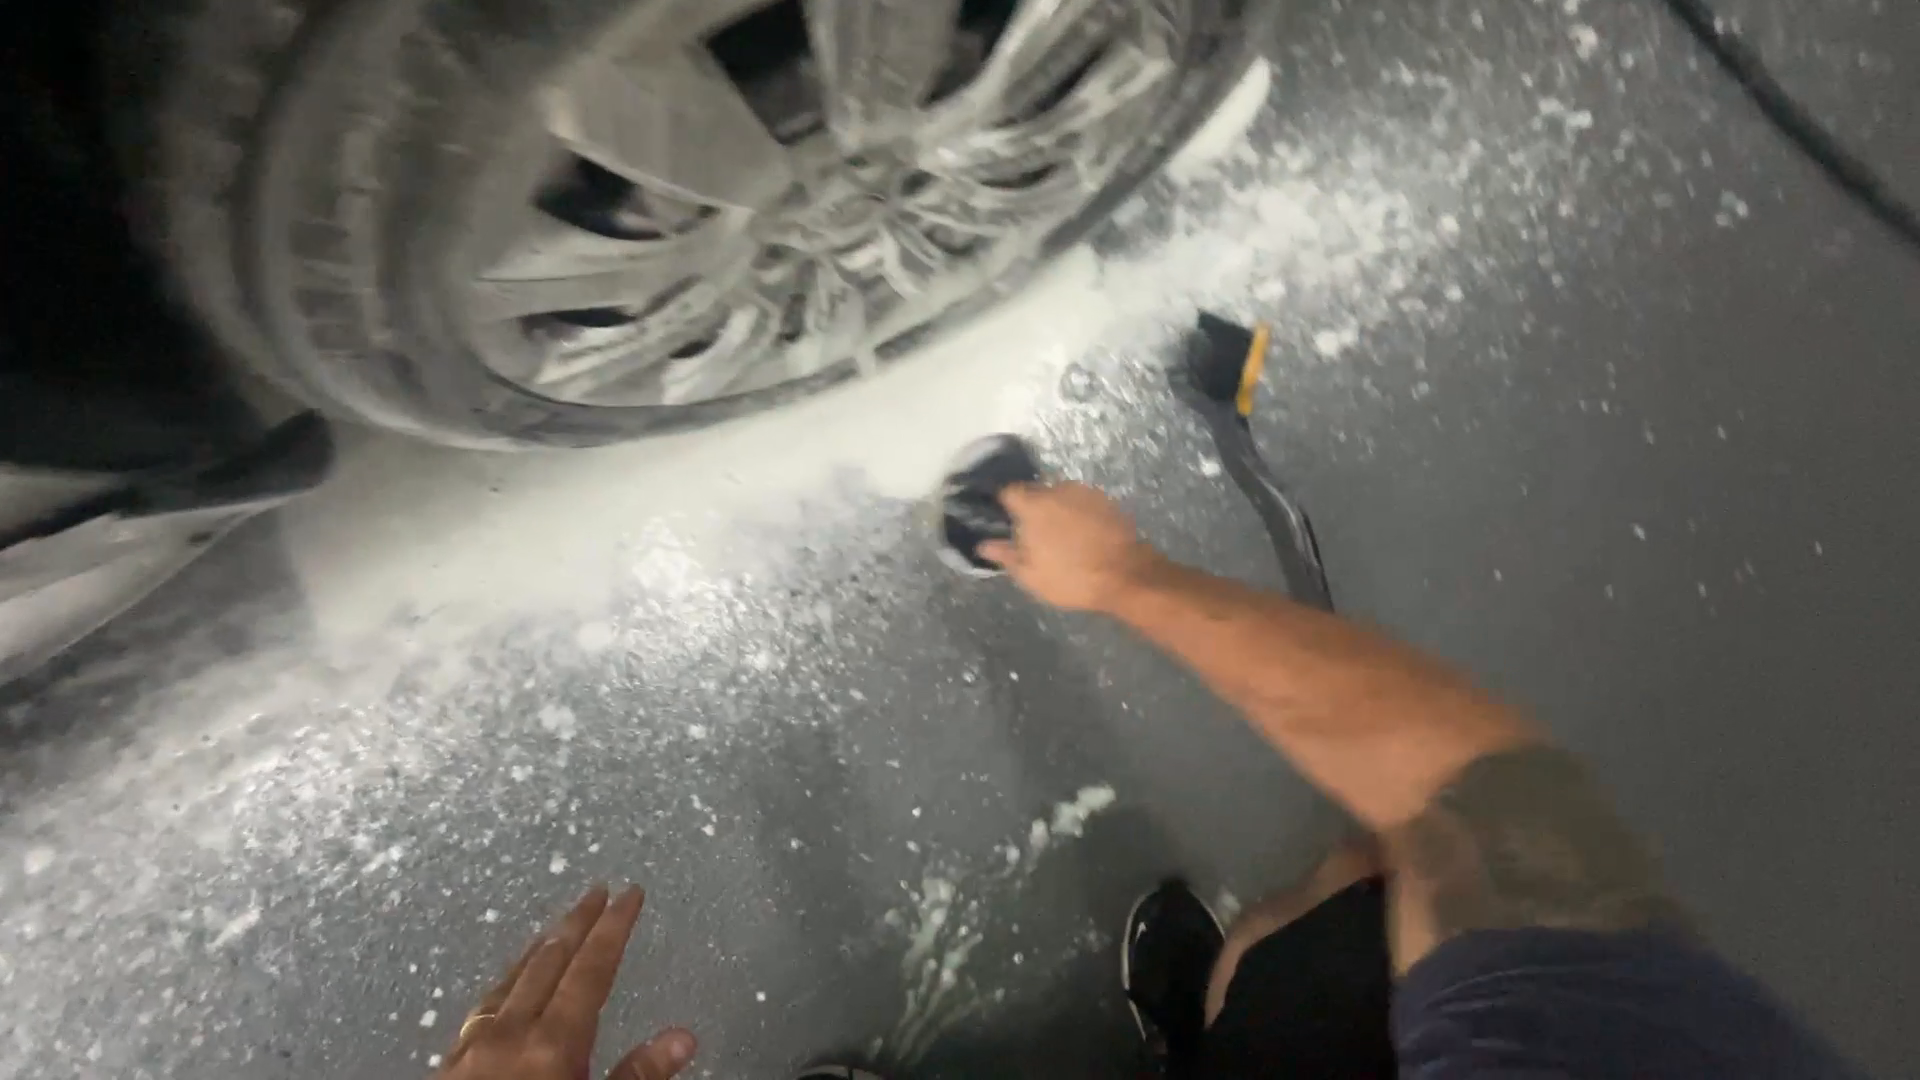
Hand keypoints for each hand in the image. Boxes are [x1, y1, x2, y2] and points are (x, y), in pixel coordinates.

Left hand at [439, 885, 695, 1079]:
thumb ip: (637, 1077)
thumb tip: (686, 1035)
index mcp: (553, 1042)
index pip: (592, 967)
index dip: (615, 926)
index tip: (631, 891)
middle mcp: (509, 1034)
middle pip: (549, 962)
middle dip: (577, 923)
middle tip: (597, 891)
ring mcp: (468, 1052)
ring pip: (509, 982)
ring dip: (539, 948)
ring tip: (555, 928)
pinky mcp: (442, 1072)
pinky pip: (482, 1008)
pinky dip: (506, 984)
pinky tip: (504, 991)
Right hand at [978, 482, 1165, 611]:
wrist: (1127, 575)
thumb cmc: (1071, 577)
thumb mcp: (1031, 575)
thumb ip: (1005, 555)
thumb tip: (983, 545)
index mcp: (1033, 505)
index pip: (1008, 491)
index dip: (1002, 503)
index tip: (1002, 519)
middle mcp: (1058, 490)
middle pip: (1036, 492)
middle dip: (1030, 508)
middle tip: (1031, 533)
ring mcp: (1086, 493)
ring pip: (1061, 496)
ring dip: (1056, 510)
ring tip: (1059, 536)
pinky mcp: (1107, 501)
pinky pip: (1082, 502)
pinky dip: (1077, 513)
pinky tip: (1081, 534)